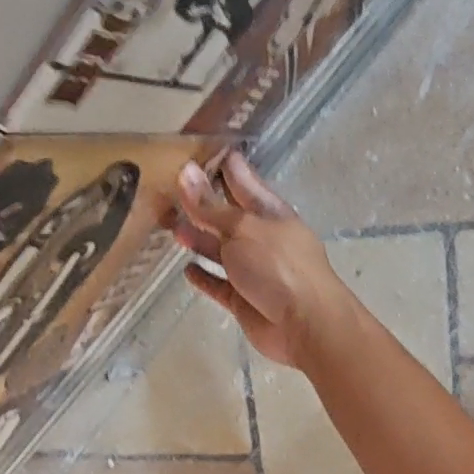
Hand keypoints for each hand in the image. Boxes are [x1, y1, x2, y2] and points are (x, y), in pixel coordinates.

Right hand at [171, 154, 358, 369]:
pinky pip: (220, 285)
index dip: (223, 166)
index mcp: (270, 213)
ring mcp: (255, 271)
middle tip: (167, 189)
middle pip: (228, 217)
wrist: (306, 324)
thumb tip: (186, 172)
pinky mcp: (244, 300)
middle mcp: (263, 239)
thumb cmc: (278, 266)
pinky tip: (187, 269)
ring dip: (198, 239)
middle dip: (202, 204)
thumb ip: (212, 207)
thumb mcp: (243, 229)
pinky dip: (205, 277)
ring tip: (169, 226)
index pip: (243, 182)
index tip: (197, 150)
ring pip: (221, 251)